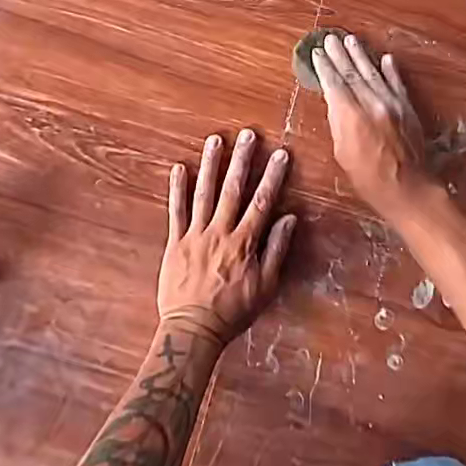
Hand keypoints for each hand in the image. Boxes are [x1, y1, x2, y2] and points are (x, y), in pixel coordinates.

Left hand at [157, 129, 296, 345]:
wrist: (192, 331)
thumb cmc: (233, 311)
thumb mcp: (265, 286)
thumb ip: (277, 250)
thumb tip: (290, 218)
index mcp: (243, 242)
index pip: (262, 202)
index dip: (272, 176)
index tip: (281, 153)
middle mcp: (220, 232)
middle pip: (232, 189)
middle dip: (242, 159)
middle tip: (248, 134)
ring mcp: (195, 235)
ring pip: (203, 193)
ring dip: (211, 164)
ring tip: (215, 140)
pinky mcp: (175, 242)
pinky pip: (176, 211)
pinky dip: (177, 189)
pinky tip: (179, 167)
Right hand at [311, 34, 433, 217]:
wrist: (408, 189)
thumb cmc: (369, 179)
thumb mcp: (343, 152)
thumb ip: (339, 123)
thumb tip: (337, 104)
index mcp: (351, 116)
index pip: (334, 84)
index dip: (324, 68)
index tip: (317, 53)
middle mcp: (372, 103)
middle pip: (352, 73)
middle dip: (339, 55)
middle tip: (330, 39)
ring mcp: (392, 103)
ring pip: (373, 73)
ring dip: (361, 55)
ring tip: (351, 40)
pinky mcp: (407, 108)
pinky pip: (397, 83)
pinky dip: (391, 70)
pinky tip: (386, 58)